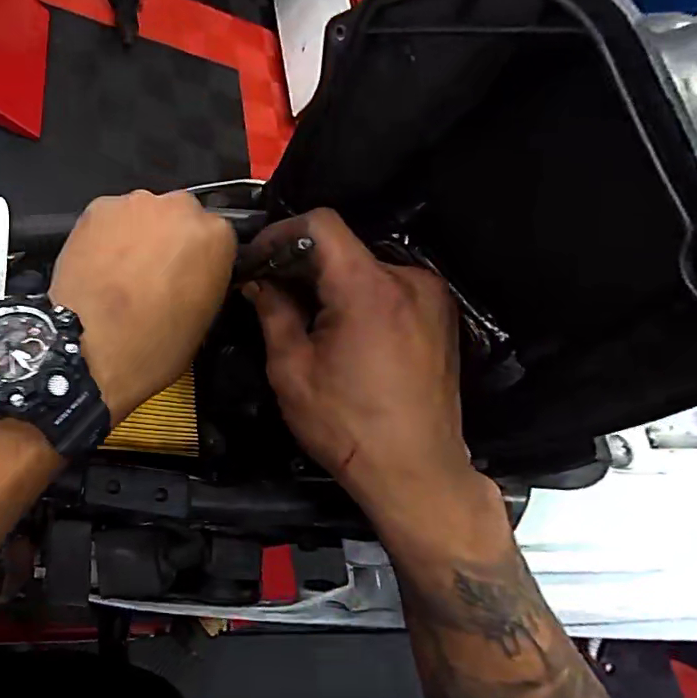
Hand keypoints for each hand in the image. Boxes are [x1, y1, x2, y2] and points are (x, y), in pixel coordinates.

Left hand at [48, 190, 235, 420]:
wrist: (92, 347)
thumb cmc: (149, 345)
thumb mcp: (202, 320)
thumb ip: (204, 281)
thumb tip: (191, 278)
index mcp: (216, 236)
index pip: (214, 235)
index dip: (197, 258)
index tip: (185, 274)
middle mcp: (179, 210)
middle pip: (176, 217)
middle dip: (166, 241)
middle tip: (150, 275)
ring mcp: (135, 206)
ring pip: (140, 215)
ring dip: (134, 237)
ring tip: (119, 274)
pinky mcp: (96, 209)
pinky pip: (106, 220)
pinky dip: (103, 238)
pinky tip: (98, 268)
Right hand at [244, 209, 492, 529]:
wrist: (414, 473)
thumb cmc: (347, 426)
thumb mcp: (291, 369)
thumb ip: (273, 312)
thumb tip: (260, 281)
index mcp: (368, 289)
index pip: (321, 225)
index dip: (280, 233)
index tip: (258, 258)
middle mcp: (407, 282)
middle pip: (342, 245)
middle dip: (299, 262)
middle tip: (267, 289)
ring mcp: (429, 299)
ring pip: (363, 266)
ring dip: (327, 281)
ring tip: (300, 314)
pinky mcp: (438, 318)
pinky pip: (386, 287)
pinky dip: (355, 295)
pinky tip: (336, 328)